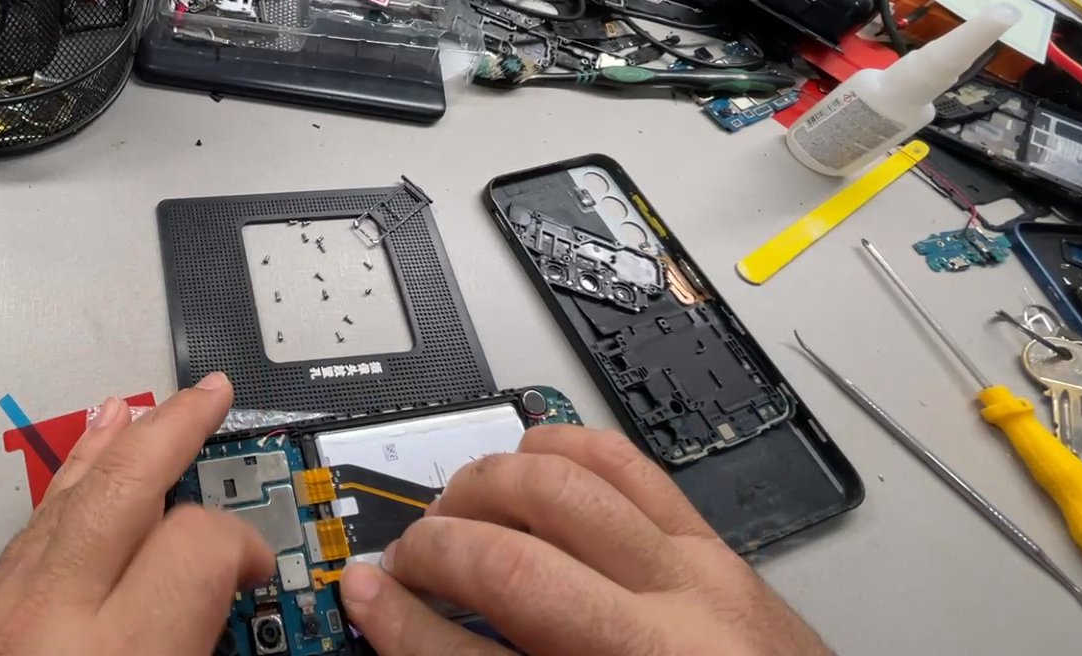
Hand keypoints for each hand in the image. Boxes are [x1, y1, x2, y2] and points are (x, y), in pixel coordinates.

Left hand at [0, 373, 273, 655]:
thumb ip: (196, 647)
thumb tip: (230, 599)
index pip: (194, 548)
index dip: (241, 545)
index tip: (257, 566)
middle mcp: (48, 622)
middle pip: (122, 488)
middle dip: (173, 431)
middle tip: (212, 395)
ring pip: (67, 495)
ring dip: (113, 444)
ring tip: (145, 406)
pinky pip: (29, 529)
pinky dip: (66, 483)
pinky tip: (81, 464)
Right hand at [340, 424, 830, 655]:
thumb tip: (414, 633)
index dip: (404, 627)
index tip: (365, 598)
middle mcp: (673, 648)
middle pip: (517, 566)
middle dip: (437, 550)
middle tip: (409, 562)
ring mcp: (702, 584)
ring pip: (561, 489)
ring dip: (484, 487)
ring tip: (458, 510)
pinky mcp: (716, 546)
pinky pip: (621, 460)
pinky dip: (557, 445)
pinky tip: (528, 461)